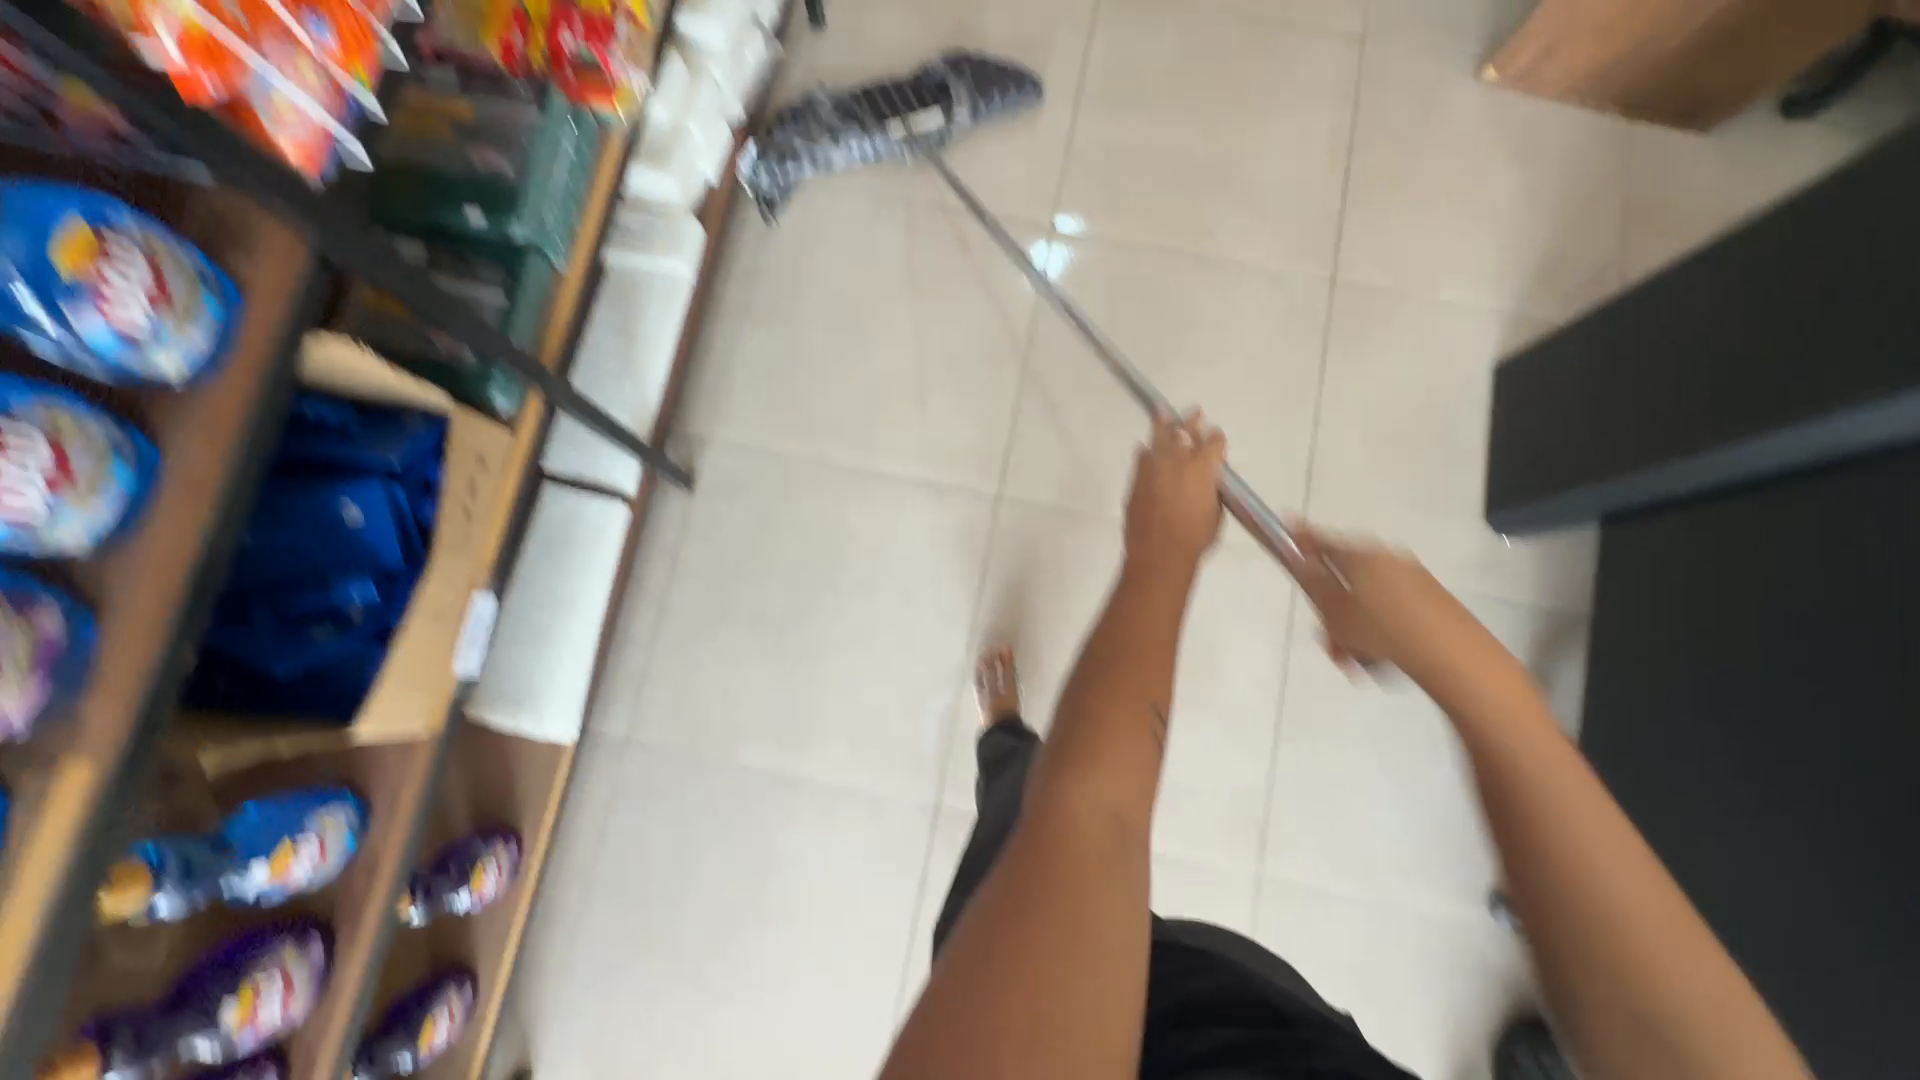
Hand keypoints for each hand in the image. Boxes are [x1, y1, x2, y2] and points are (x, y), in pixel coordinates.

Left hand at [1124, 410, 1225, 573]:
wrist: (1158, 552)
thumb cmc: (1195, 537)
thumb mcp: (1216, 513)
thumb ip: (1213, 490)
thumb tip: (1209, 482)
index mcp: (1204, 466)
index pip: (1214, 441)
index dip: (1216, 439)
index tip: (1215, 439)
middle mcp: (1179, 458)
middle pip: (1185, 430)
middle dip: (1191, 421)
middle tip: (1194, 412)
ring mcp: (1154, 465)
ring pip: (1159, 437)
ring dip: (1163, 425)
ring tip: (1162, 414)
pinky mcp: (1136, 476)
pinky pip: (1141, 456)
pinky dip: (1145, 451)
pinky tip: (1145, 448)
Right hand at [1283, 522, 1487, 678]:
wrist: (1455, 658)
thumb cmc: (1383, 633)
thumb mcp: (1335, 612)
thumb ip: (1313, 584)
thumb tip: (1297, 557)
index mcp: (1360, 556)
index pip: (1320, 540)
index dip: (1298, 540)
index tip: (1283, 539)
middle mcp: (1387, 559)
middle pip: (1344, 577)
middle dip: (1331, 610)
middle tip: (1330, 640)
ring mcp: (1412, 578)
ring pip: (1367, 599)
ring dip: (1354, 628)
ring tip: (1356, 659)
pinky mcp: (1431, 600)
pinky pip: (1391, 610)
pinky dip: (1380, 630)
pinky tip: (1382, 659)